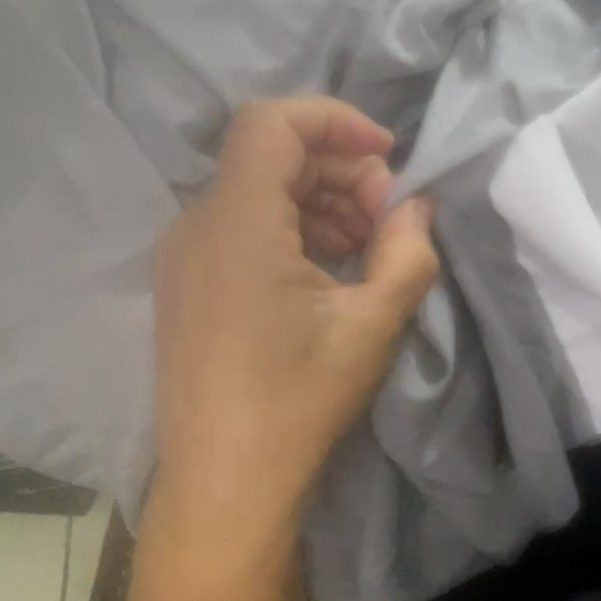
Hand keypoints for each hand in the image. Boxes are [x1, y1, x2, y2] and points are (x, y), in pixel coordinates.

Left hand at [152, 97, 437, 511]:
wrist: (226, 481)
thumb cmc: (300, 398)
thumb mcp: (375, 323)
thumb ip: (407, 251)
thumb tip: (415, 207)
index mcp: (237, 223)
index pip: (273, 121)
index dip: (337, 120)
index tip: (390, 157)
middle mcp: (198, 224)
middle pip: (272, 154)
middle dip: (343, 171)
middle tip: (391, 220)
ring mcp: (185, 255)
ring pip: (260, 190)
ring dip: (324, 201)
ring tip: (370, 249)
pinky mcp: (188, 283)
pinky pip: (245, 226)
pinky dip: (296, 228)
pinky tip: (332, 272)